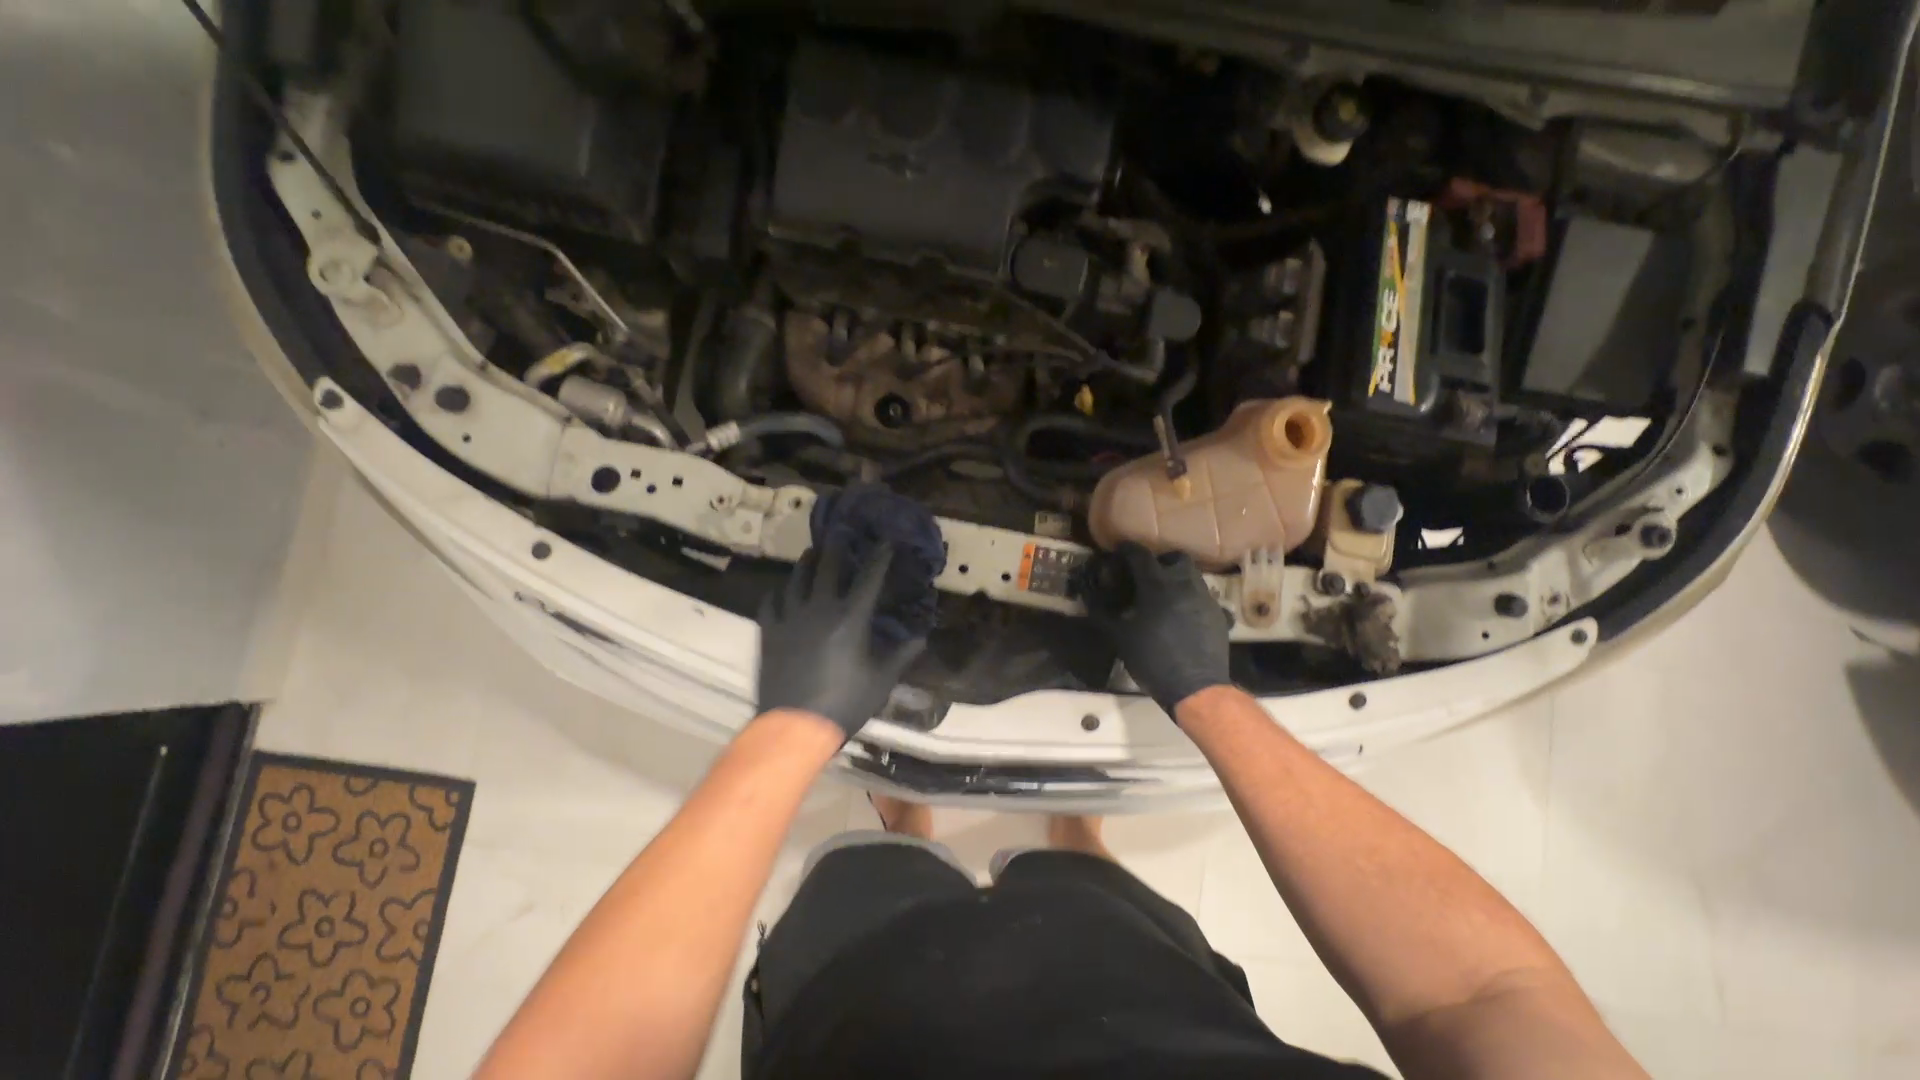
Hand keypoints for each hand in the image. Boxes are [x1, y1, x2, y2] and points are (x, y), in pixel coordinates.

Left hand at [756, 544, 926, 742]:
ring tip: (810, 554)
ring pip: (796, 580)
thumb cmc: (845, 703)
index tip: (886, 541)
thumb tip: (921, 637)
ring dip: (805, 564)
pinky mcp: (770, 632)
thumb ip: (901, 655)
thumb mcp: (881, 681)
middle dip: (837, 548)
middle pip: (828, 568)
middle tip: (840, 533)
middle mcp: (820, 609)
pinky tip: (779, 591)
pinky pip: (770, 604)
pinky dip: (777, 594)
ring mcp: (791, 618)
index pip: (869, 579)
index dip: (879, 557)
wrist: (796, 725)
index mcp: (851, 618)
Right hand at [1084, 542, 1231, 715]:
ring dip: (1179, 579)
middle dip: (1162, 561)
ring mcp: (1206, 600)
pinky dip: (1193, 601)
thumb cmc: (1153, 660)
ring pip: (1194, 576)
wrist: (1196, 688)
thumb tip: (1088, 598)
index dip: (1128, 550)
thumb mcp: (1121, 638)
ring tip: (1166, 596)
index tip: (1119, 550)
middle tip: (1149, 574)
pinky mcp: (1219, 616)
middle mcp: (1185, 585)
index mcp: (1157, 585)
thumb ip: (1103, 614)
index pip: (1141, 555)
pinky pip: (1206, 599)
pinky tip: (1184, 617)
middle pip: (1177, 558)